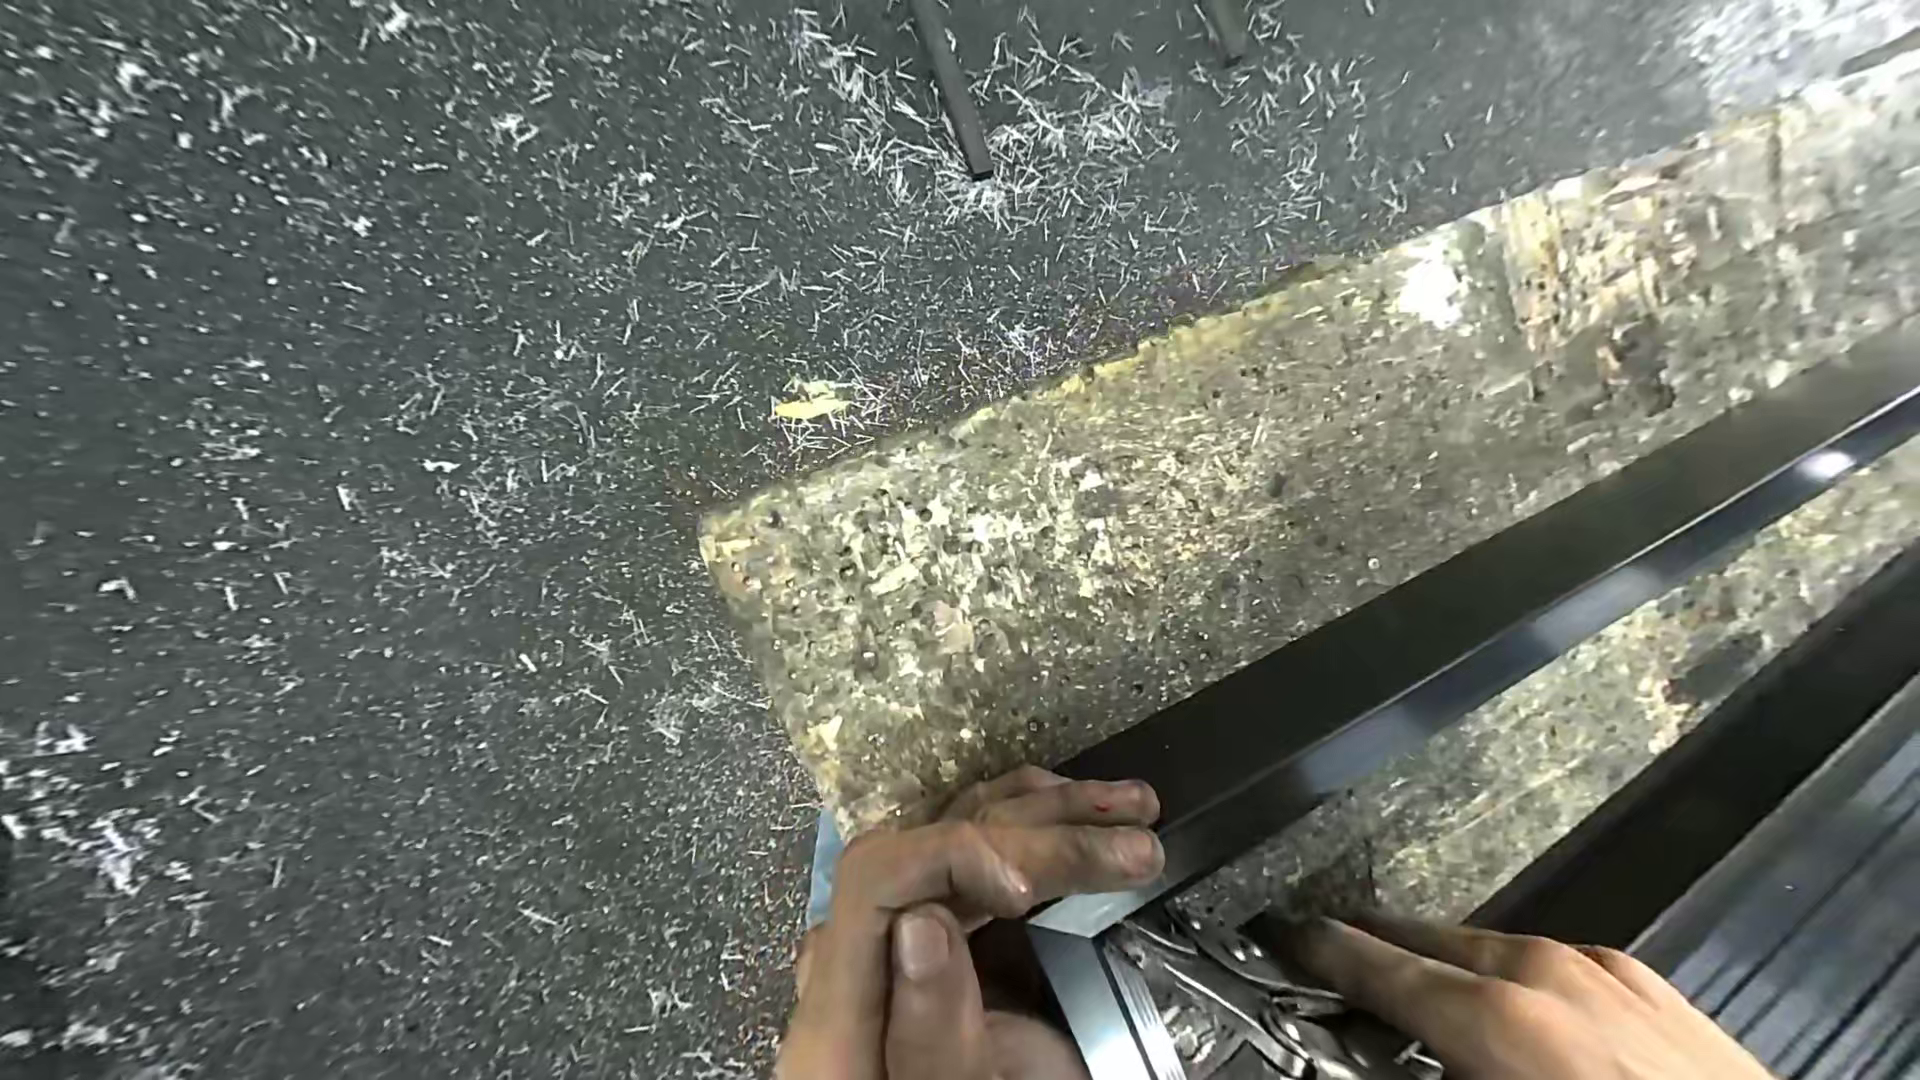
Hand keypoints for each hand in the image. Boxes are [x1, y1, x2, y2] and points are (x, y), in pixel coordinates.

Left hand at [775, 767, 1165, 1079]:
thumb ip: (931, 1041)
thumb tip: (923, 924)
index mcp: (842, 999)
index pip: (877, 877)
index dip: (949, 857)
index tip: (1029, 888)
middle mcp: (860, 936)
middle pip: (933, 841)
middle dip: (1040, 832)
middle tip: (1132, 841)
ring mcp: (896, 913)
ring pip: (962, 823)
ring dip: (1050, 809)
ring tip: (1128, 802)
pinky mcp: (932, 905)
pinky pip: (974, 836)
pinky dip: (1030, 817)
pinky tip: (1066, 800)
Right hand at [1291, 913, 1772, 1078]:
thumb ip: (1408, 1071)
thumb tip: (1356, 1049)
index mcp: (1497, 1015)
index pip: (1362, 955)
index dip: (1307, 947)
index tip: (1279, 942)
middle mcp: (1540, 970)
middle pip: (1405, 933)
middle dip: (1364, 956)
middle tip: (1337, 987)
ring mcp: (1599, 969)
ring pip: (1467, 941)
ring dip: (1430, 968)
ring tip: (1423, 1013)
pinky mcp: (1643, 982)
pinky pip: (1535, 960)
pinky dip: (1497, 979)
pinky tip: (1508, 1025)